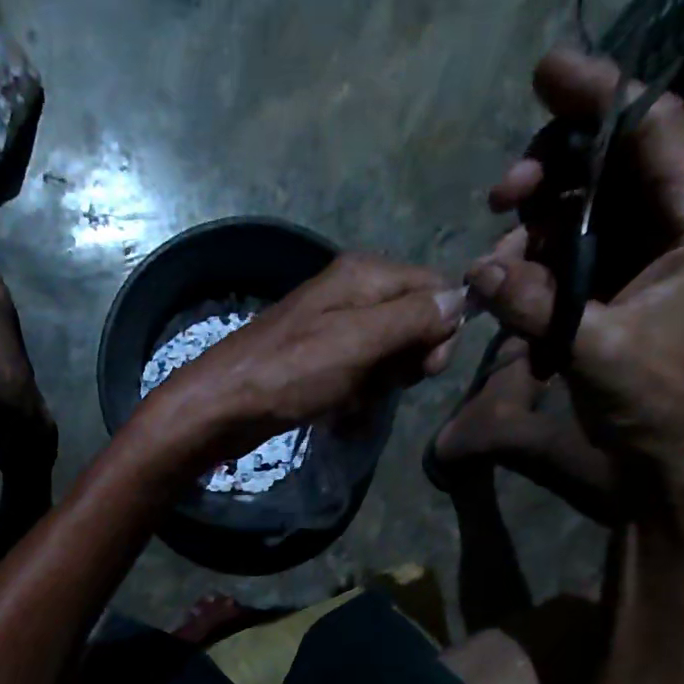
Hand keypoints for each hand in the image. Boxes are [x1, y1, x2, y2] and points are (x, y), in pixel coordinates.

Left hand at [133, 252, 463, 469]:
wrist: (221, 406)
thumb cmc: (291, 372)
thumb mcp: (359, 341)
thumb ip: (414, 318)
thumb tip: (462, 297)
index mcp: (365, 275)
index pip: (436, 288)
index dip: (441, 329)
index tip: (424, 368)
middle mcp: (352, 293)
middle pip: (414, 322)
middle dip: (408, 360)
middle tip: (384, 384)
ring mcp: (332, 327)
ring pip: (387, 353)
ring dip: (380, 383)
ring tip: (353, 399)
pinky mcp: (317, 359)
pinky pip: (358, 374)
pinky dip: (356, 394)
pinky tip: (339, 409)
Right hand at [471, 49, 683, 483]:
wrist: (674, 458)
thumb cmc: (657, 402)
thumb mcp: (595, 350)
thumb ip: (537, 304)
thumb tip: (481, 269)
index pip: (652, 128)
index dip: (597, 95)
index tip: (546, 72)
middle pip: (611, 159)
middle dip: (550, 171)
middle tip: (502, 201)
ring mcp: (657, 247)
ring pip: (588, 200)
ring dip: (537, 221)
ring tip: (499, 262)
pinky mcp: (630, 277)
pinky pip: (578, 243)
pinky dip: (541, 256)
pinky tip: (514, 285)